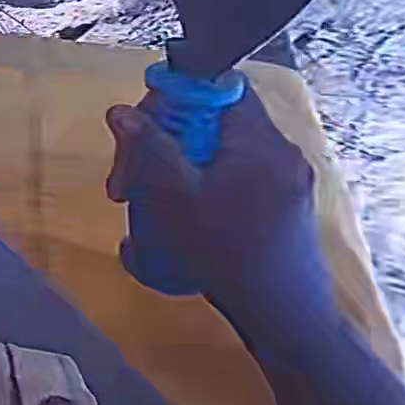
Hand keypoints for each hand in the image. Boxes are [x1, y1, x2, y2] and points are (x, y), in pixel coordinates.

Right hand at [105, 87, 329, 313]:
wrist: (280, 315)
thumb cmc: (222, 251)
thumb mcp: (172, 195)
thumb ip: (148, 147)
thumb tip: (121, 110)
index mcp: (260, 145)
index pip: (220, 89)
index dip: (176, 96)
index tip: (143, 124)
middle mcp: (279, 153)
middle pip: (208, 119)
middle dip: (160, 139)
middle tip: (129, 175)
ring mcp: (283, 177)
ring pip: (212, 145)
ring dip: (169, 161)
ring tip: (142, 196)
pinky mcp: (278, 199)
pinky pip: (226, 167)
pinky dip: (191, 176)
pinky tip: (172, 205)